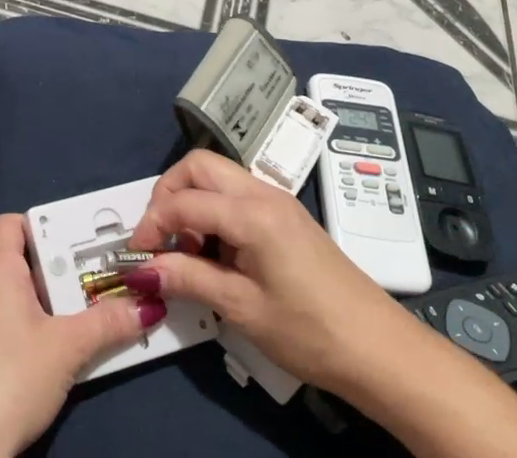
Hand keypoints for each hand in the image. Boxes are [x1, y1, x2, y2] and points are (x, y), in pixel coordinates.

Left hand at [0, 213, 165, 456]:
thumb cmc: (11, 378)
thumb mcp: (68, 349)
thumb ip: (108, 323)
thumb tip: (149, 304)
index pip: (8, 223)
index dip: (38, 225)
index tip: (72, 243)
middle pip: (14, 262)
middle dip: (51, 272)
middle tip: (89, 284)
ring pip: (5, 296)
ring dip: (39, 304)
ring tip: (76, 320)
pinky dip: (21, 329)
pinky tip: (44, 355)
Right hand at [123, 150, 404, 390]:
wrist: (380, 350)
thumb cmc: (310, 331)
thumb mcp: (242, 308)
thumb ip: (189, 279)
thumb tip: (141, 270)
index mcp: (253, 213)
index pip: (183, 200)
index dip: (152, 224)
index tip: (136, 255)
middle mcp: (264, 194)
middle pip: (199, 166)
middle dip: (168, 194)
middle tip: (159, 238)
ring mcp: (278, 202)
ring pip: (218, 177)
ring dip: (191, 202)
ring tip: (187, 252)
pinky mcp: (286, 217)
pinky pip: (237, 196)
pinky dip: (214, 212)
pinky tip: (215, 254)